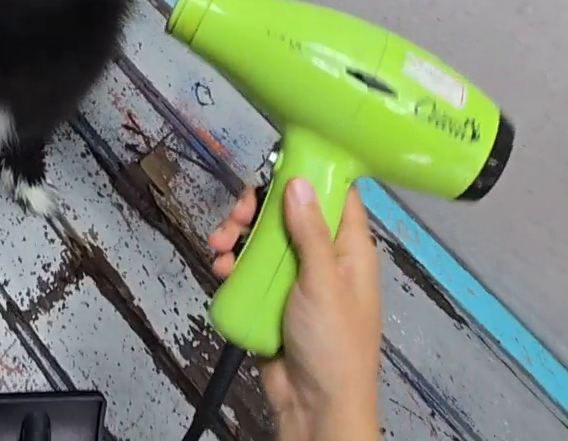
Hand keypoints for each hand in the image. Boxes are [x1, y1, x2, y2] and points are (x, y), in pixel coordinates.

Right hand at [208, 180, 382, 440]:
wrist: (314, 407)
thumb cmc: (332, 344)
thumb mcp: (323, 284)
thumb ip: (310, 233)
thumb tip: (299, 180)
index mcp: (348, 250)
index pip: (335, 196)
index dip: (309, 173)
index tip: (277, 161)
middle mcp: (323, 255)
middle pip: (287, 210)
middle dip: (257, 208)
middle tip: (237, 215)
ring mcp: (295, 274)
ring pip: (262, 235)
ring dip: (237, 234)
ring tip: (219, 245)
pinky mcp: (271, 293)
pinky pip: (248, 264)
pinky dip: (231, 261)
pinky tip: (220, 268)